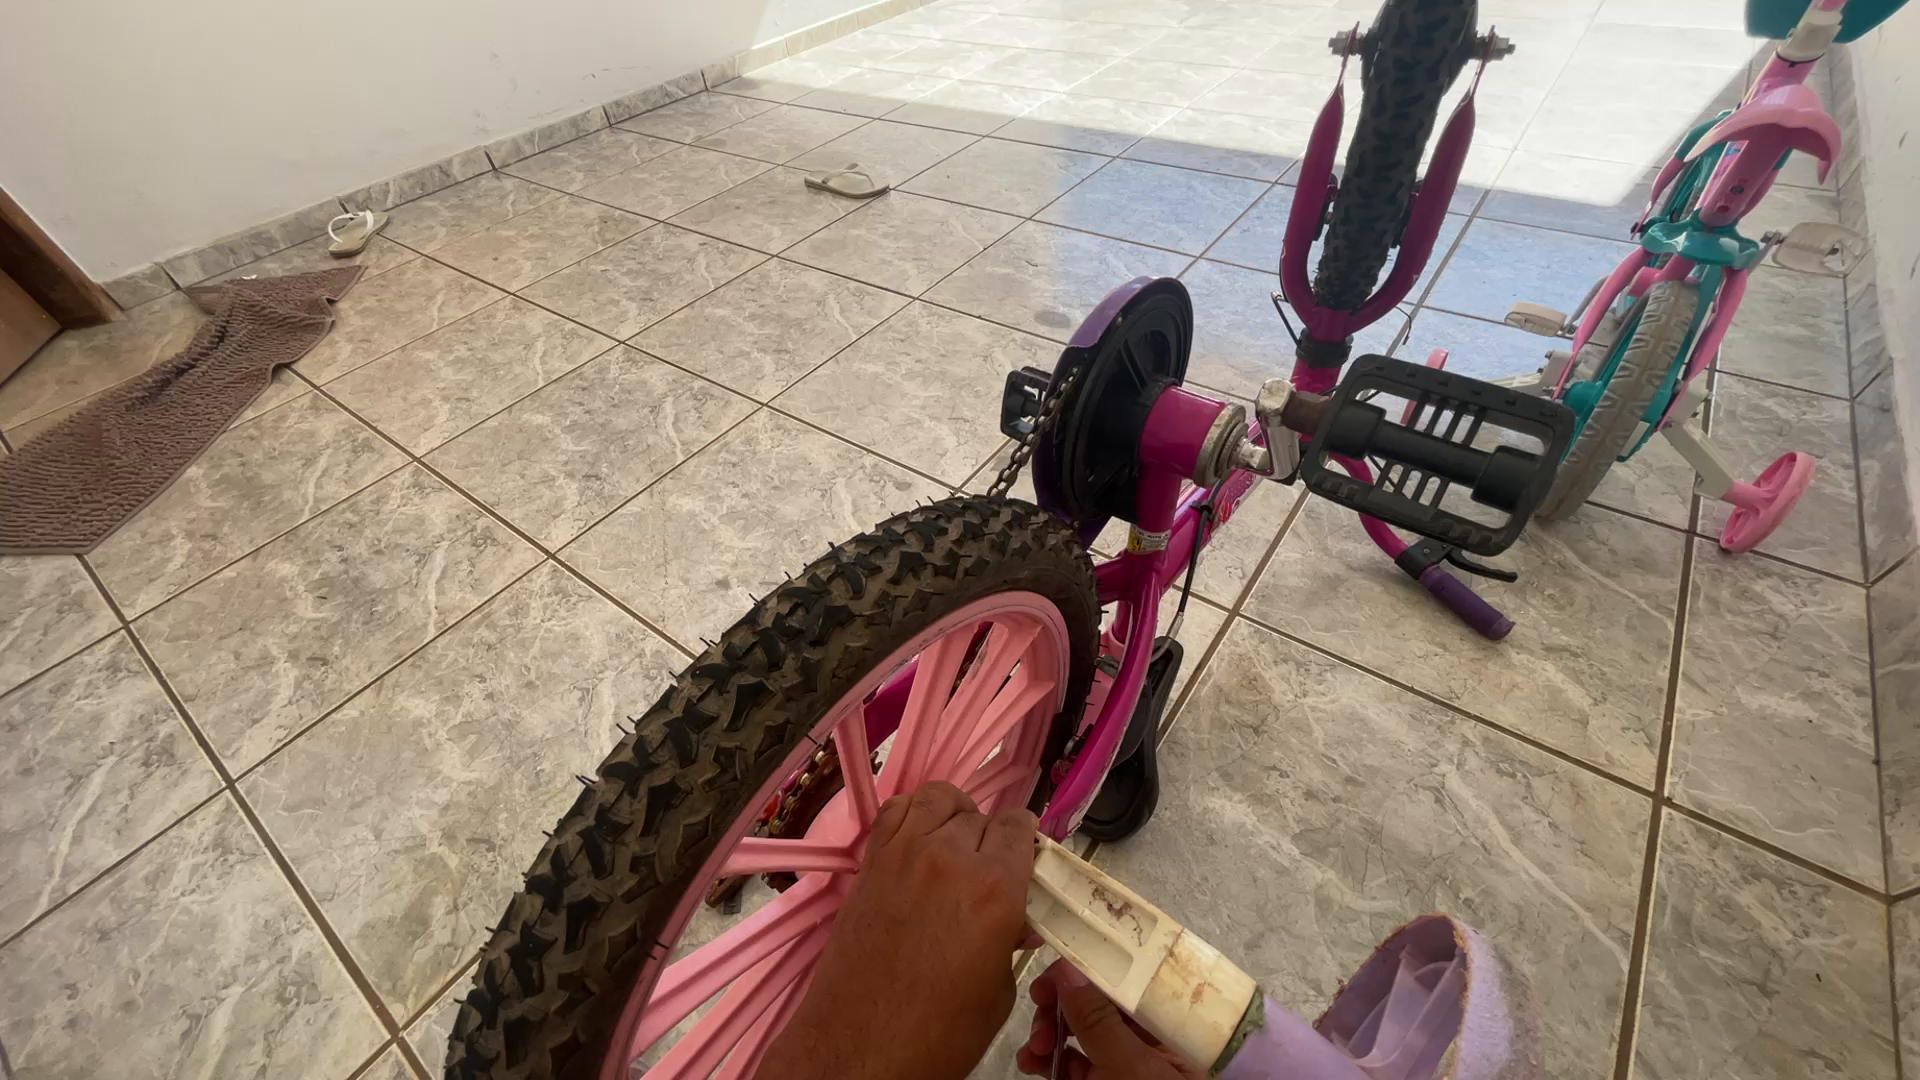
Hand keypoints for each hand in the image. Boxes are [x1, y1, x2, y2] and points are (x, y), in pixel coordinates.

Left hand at [757, 782, 1037, 1079]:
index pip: (1018, 827)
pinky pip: (898, 807)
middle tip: (990, 867)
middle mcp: (952, 857)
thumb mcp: (997, 993)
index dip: (1025, 837)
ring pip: (940, 797)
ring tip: (956, 839)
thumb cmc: (937, 1035)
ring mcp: (907, 852)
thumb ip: (1011, 938)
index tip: (1024, 850)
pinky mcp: (874, 858)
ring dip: (956, 812)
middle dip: (993, 838)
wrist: (858, 1050)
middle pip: (983, 816)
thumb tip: (1017, 916)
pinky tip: (920, 834)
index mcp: (995, 889)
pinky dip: (915, 810)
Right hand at [1016, 959, 1205, 1079]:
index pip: (1127, 983)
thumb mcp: (1130, 1071)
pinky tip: (1033, 1064)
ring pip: (1081, 1036)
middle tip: (1036, 1009)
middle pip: (1097, 1006)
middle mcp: (1148, 1046)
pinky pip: (1075, 1066)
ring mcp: (1124, 1071)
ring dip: (1049, 1034)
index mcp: (1170, 1032)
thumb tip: (1067, 967)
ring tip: (1032, 1050)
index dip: (1087, 971)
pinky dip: (1052, 1062)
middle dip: (1060, 1006)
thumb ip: (1099, 1021)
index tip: (1050, 971)